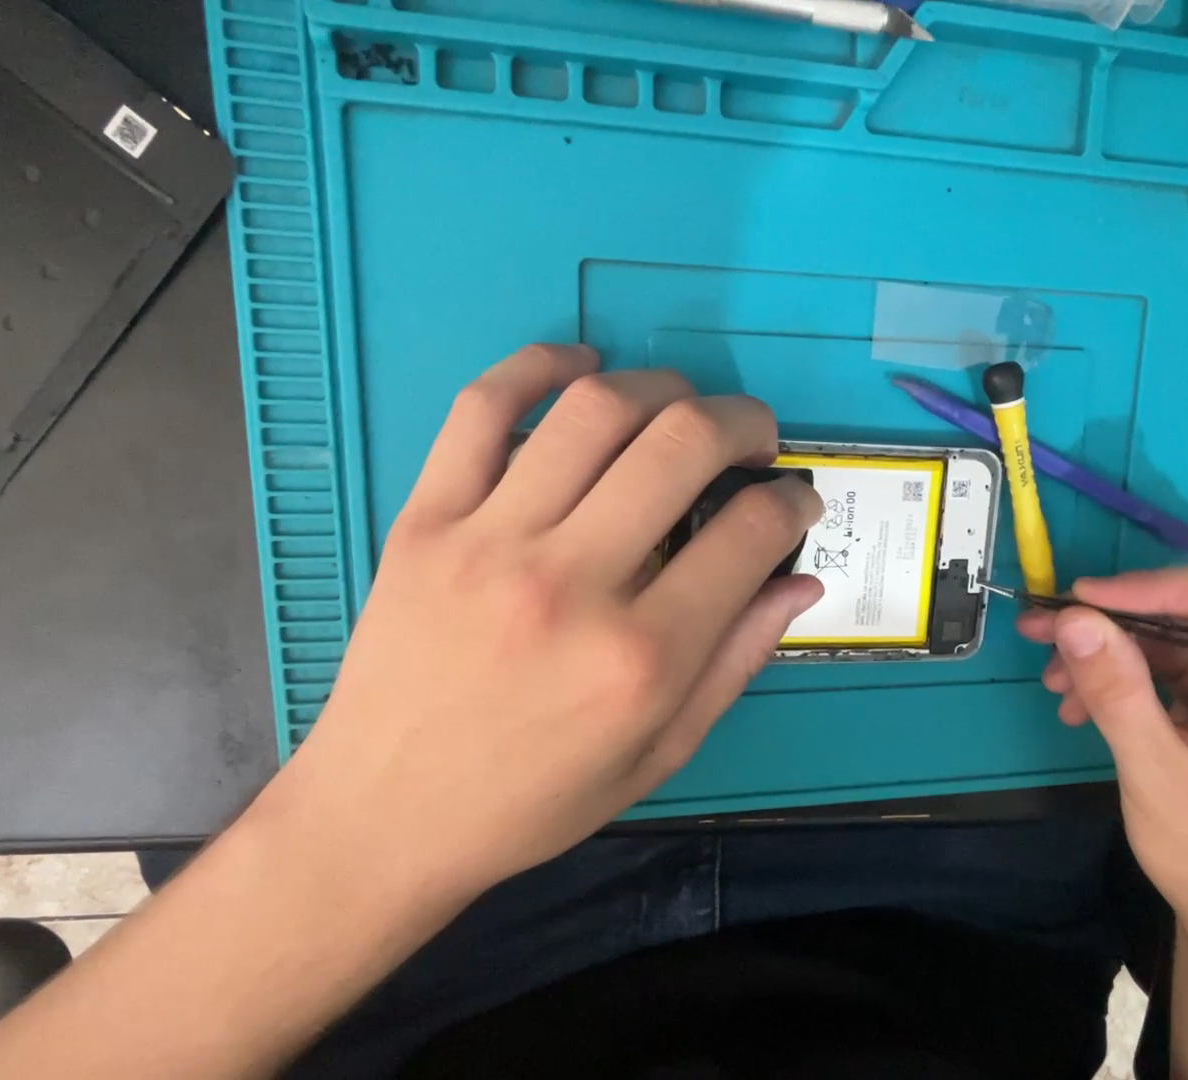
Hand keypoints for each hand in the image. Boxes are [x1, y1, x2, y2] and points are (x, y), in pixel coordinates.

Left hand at [262, 344, 822, 911]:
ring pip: (595, 409)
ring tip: (681, 406)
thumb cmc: (535, 799)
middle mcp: (572, 583)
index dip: (792, 501)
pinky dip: (537, 364)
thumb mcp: (661, 754)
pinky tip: (581, 364)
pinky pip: (481, 408)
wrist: (387, 817)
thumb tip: (800, 580)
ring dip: (661, 388)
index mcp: (644, 656)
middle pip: (682, 444)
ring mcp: (489, 541)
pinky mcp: (424, 520)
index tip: (794, 499)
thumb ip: (738, 660)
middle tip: (754, 437)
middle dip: (743, 421)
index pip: (750, 531)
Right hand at [1016, 558, 1187, 954]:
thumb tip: (1072, 619)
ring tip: (1054, 675)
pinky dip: (1126, 672)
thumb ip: (1120, 693)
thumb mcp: (1163, 780)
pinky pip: (1179, 660)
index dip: (1164, 587)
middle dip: (1122, 621)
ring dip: (1113, 649)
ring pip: (1185, 632)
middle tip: (1045, 627)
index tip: (1085, 597)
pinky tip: (1080, 696)